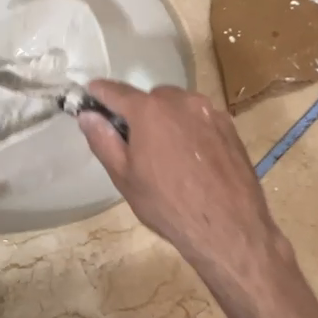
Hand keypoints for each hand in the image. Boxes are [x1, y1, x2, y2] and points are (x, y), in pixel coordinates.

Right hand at [78, 81, 286, 285]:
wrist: (227, 226)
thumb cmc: (166, 204)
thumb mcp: (124, 177)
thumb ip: (103, 140)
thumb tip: (87, 115)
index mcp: (149, 110)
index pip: (115, 91)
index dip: (99, 94)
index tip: (89, 98)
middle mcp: (182, 101)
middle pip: (150, 98)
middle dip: (138, 113)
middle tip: (134, 144)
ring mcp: (210, 112)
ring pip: (178, 107)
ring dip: (166, 120)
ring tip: (166, 155)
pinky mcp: (230, 127)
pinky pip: (200, 120)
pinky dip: (189, 130)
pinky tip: (191, 160)